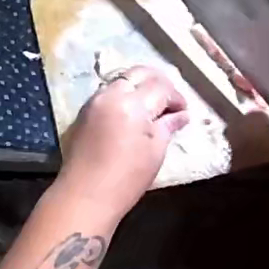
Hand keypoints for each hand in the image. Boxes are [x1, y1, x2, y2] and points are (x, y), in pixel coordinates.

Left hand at [57, 65, 189, 212]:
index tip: (184, 111)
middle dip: (158, 82)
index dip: (176, 97)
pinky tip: (132, 112)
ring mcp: (95, 101)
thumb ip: (168, 126)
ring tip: (152, 106)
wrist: (85, 195)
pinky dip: (123, 94)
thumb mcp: (155, 151)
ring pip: (122, 80)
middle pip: (139, 73)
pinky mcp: (84, 112)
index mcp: (133, 104)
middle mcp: (112, 95)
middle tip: (170, 101)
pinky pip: (108, 92)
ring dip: (139, 86)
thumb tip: (181, 115)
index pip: (161, 87)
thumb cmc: (127, 178)